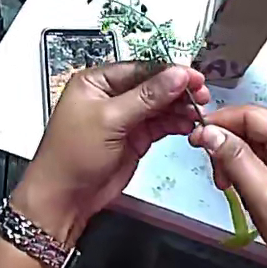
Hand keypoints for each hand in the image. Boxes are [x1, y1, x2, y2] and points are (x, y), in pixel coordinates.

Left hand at [13, 63, 209, 242]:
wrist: (65, 199)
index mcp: (97, 81)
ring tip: (198, 112)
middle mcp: (112, 95)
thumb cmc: (72, 156)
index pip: (141, 68)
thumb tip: (176, 75)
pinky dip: (176, 123)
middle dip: (178, 90)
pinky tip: (189, 124)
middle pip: (154, 85)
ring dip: (180, 108)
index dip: (169, 71)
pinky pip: (161, 123)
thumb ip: (147, 96)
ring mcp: (125, 116)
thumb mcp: (110, 119)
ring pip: (161, 105)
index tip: (194, 77)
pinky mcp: (135, 136)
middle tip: (201, 95)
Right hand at [189, 105, 266, 267]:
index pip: (250, 114)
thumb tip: (208, 131)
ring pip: (257, 149)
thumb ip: (235, 160)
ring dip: (239, 168)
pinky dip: (253, 179)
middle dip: (229, 151)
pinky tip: (252, 199)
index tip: (193, 142)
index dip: (219, 124)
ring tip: (237, 195)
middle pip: (253, 130)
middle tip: (220, 182)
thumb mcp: (266, 196)